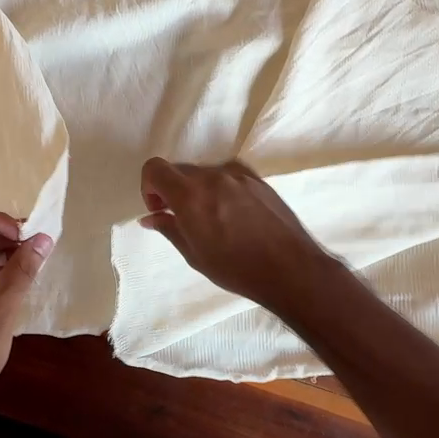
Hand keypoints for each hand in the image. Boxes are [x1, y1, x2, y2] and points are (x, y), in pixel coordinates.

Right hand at [139, 158, 330, 308]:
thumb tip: (151, 217)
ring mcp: (238, 175)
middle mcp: (213, 176)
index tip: (159, 210)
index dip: (149, 187)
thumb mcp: (194, 254)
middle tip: (181, 219)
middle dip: (172, 191)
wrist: (290, 268)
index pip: (155, 169)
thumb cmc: (236, 268)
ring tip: (212, 221)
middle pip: (179, 170)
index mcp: (191, 194)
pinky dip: (220, 190)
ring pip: (204, 174)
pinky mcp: (258, 179)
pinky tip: (233, 217)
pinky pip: (227, 177)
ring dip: (197, 191)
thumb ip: (169, 228)